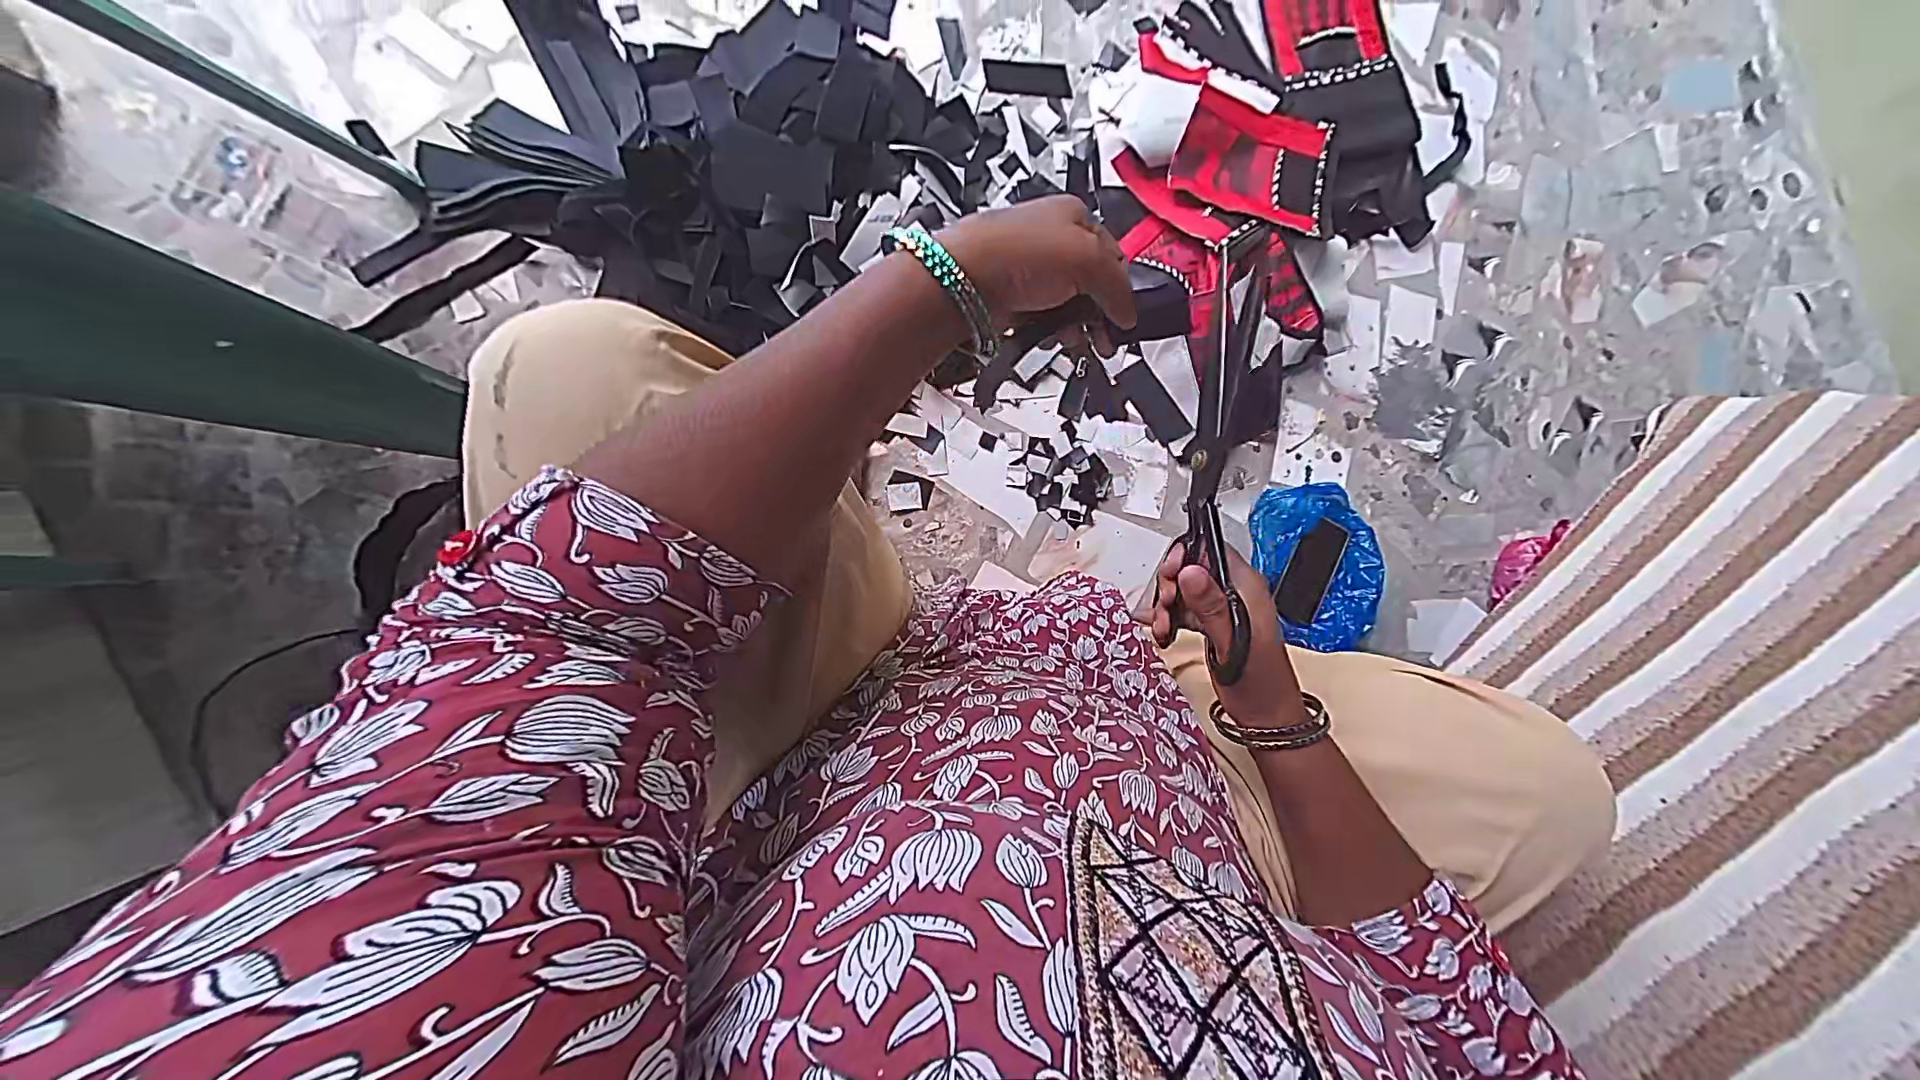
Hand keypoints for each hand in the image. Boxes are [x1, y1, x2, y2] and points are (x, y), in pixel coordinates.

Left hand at [937, 196, 1137, 344]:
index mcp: (1073, 216)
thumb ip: (1117, 285)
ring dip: (1074, 327)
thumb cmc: (1013, 252)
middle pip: (1089, 285)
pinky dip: (1048, 332)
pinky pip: (1040, 320)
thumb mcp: (1088, 260)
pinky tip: (1050, 338)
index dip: (1122, 288)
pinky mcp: (1011, 299)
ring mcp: (1029, 272)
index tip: (1125, 316)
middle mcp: (1050, 241)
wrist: (962, 279)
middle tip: (1104, 337)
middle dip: (1098, 314)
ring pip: (1065, 306)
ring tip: (1074, 339)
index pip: (1114, 255)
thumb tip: (1127, 312)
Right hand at [1143, 542, 1307, 728]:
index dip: (1185, 556)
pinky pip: (1184, 610)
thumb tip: (1191, 571)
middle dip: (1171, 584)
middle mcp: (1235, 593)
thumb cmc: (1260, 684)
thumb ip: (1210, 605)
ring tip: (1166, 627)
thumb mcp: (1232, 642)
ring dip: (1167, 606)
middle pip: (1192, 568)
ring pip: (1184, 589)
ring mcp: (1223, 608)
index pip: (1212, 550)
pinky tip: (1166, 633)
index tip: (1169, 576)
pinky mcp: (1212, 623)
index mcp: (1246, 589)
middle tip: (1167, 606)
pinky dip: (1170, 619)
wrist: (1266, 719)